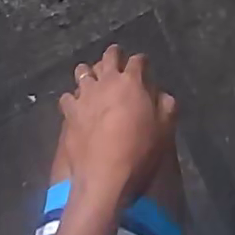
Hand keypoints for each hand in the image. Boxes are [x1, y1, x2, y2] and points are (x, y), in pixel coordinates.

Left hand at [59, 45, 176, 208]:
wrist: (104, 179)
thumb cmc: (139, 151)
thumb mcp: (165, 128)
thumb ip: (166, 105)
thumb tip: (162, 94)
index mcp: (132, 82)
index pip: (137, 60)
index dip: (142, 61)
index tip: (144, 67)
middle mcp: (107, 82)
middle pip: (109, 56)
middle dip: (114, 55)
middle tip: (118, 60)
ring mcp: (85, 96)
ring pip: (83, 71)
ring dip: (90, 72)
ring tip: (94, 80)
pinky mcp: (69, 114)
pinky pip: (67, 97)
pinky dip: (73, 97)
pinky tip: (78, 105)